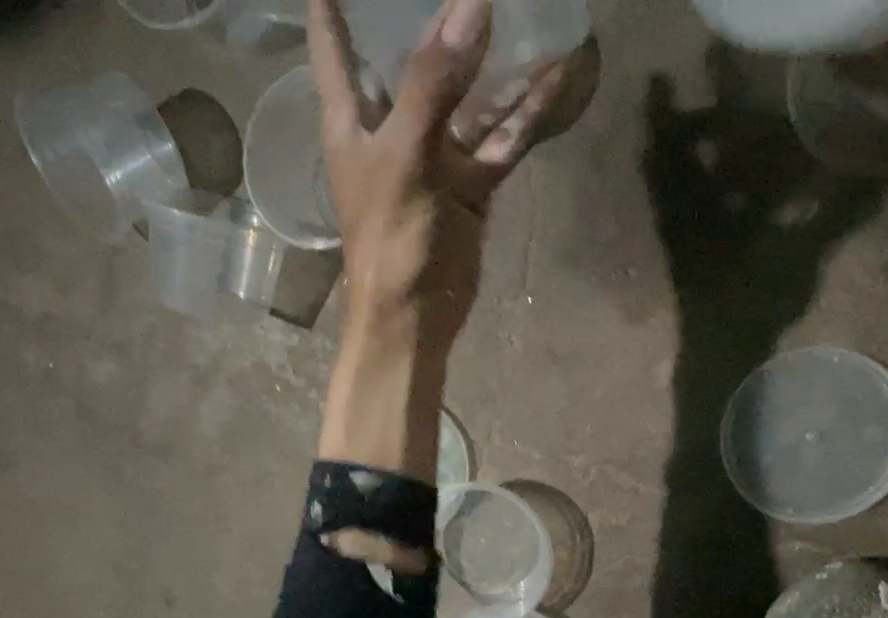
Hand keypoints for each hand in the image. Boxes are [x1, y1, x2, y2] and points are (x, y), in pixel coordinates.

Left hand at [308, 0, 567, 352]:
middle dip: (437, 16)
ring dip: (494, 59)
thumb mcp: (404, 154)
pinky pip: (500, 137)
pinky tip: (555, 74)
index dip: (332, 4)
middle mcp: (392, 129)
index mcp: (353, 120)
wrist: (415, 317)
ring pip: (467, 95)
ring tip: (524, 11)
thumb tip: (471, 5)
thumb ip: (434, 82)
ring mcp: (435, 155)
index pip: (333, 45)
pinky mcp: (470, 183)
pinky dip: (525, 111)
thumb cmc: (390, 239)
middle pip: (411, 58)